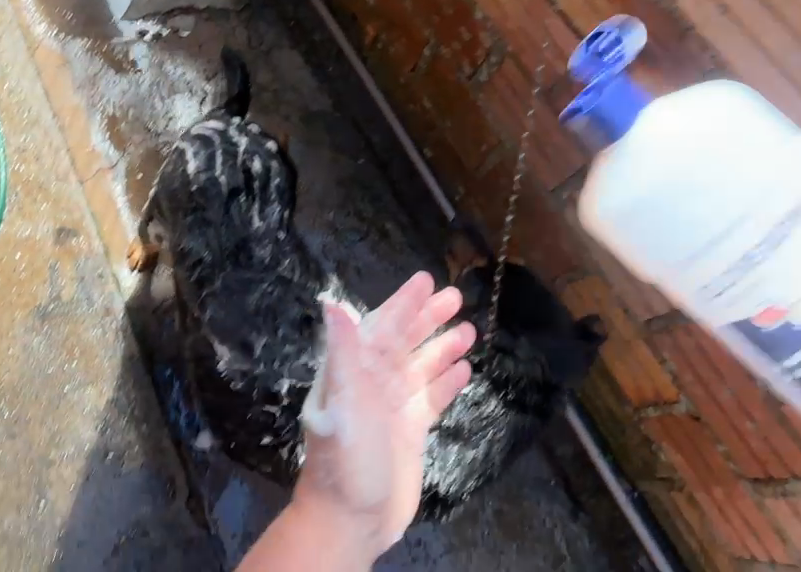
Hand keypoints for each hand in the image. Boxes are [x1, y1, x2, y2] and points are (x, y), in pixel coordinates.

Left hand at [293, 271, 473, 555]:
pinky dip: (446, 383)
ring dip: (442, 347)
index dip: (403, 303)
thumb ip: (341, 352)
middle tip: (455, 296)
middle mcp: (372, 382)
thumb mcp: (342, 402)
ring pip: (420, 367)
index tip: (425, 280)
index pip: (381, 325)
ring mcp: (391, 406)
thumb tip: (332, 302)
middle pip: (403, 341)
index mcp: (353, 370)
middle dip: (427, 318)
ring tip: (469, 329)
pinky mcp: (409, 431)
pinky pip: (430, 398)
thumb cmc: (343, 459)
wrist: (349, 520)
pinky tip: (465, 370)